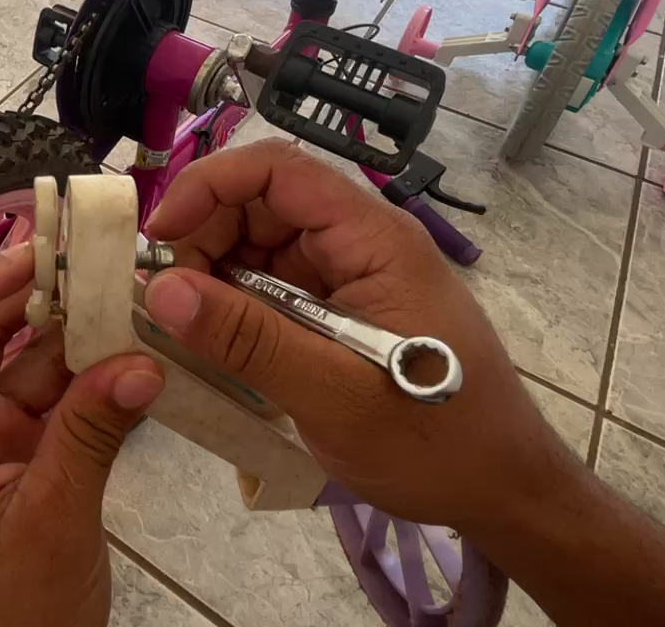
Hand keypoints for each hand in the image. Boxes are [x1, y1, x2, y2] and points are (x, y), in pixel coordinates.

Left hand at [0, 244, 166, 626]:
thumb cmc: (12, 625)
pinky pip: (53, 396)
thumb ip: (90, 436)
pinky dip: (85, 371)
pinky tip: (121, 341)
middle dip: (27, 302)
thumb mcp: (49, 527)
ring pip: (21, 364)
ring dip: (66, 332)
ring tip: (114, 291)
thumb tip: (142, 362)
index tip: (25, 259)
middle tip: (82, 259)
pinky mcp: (24, 452)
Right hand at [141, 139, 576, 530]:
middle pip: (258, 201)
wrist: (504, 495)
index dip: (209, 184)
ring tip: (186, 323)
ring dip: (209, 270)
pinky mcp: (331, 302)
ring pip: (253, 240)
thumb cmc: (436, 442)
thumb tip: (160, 290)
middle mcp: (354, 239)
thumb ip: (247, 340)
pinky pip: (264, 281)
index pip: (277, 169)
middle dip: (202, 235)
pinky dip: (228, 301)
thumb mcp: (334, 395)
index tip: (161, 236)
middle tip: (167, 296)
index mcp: (370, 237)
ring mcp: (343, 270)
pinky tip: (212, 337)